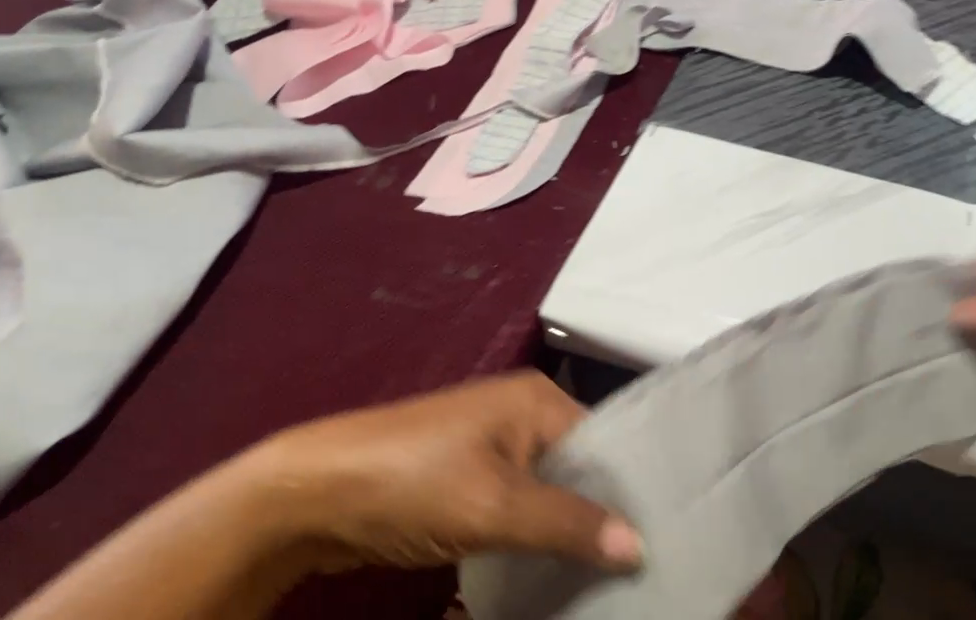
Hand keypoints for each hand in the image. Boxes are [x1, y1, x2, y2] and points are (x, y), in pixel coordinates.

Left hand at [236, 371, 641, 572]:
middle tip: (639, 565)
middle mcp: (520, 414)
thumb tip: (639, 546)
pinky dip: (533, 535)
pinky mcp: (465, 478)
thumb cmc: (413, 483)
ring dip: (566, 531)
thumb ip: (568, 524)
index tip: (664, 536)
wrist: (311, 493)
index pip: (606, 443)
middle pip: (579, 468)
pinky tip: (552, 571)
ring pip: (548, 491)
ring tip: (606, 576)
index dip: (631, 490)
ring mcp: (490, 445)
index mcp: (537, 400)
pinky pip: (517, 505)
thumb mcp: (496, 507)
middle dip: (600, 516)